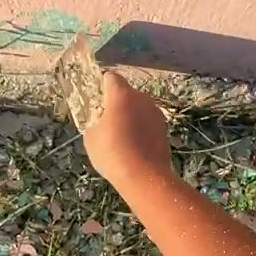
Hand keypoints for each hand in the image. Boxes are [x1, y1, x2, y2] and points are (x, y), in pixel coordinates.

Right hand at [80, 73, 174, 189]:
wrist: (145, 176)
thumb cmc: (113, 153)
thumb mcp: (91, 138)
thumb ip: (95, 123)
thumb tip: (102, 122)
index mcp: (122, 95)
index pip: (111, 78)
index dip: (103, 85)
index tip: (98, 97)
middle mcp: (142, 98)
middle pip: (127, 93)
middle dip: (118, 102)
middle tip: (108, 119)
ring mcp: (156, 113)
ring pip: (139, 107)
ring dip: (131, 115)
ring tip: (122, 135)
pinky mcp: (164, 128)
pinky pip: (148, 122)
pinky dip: (142, 128)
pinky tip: (135, 145)